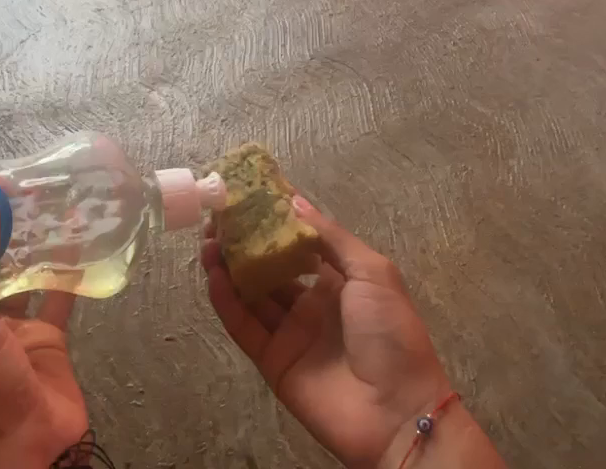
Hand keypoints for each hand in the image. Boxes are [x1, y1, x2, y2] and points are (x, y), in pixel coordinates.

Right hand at [202, 194, 453, 467]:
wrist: (398, 413)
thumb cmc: (391, 333)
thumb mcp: (372, 273)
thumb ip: (330, 237)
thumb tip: (294, 200)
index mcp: (337, 279)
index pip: (297, 241)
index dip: (273, 219)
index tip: (247, 193)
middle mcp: (310, 301)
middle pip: (268, 266)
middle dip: (243, 241)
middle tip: (218, 218)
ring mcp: (290, 332)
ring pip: (251, 293)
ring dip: (228, 266)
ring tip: (208, 242)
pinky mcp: (272, 360)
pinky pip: (244, 325)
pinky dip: (226, 301)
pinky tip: (213, 276)